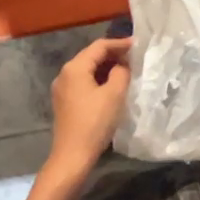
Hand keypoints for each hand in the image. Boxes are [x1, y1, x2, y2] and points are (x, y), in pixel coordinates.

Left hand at [46, 36, 133, 178]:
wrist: (72, 155)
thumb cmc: (94, 123)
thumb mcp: (114, 95)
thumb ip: (121, 73)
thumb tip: (121, 66)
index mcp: (74, 68)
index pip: (99, 46)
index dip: (119, 44)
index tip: (137, 45)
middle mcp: (64, 74)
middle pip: (91, 56)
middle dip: (113, 55)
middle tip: (134, 58)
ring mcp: (62, 89)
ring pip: (87, 70)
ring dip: (106, 68)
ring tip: (126, 71)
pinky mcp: (64, 102)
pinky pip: (83, 82)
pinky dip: (98, 80)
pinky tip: (111, 87)